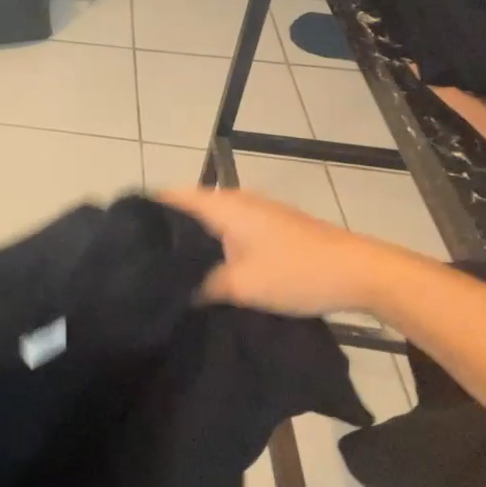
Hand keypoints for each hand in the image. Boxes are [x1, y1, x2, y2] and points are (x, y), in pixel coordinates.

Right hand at [159, 187, 411, 316]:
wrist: (363, 274)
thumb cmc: (296, 272)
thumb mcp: (240, 286)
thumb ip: (200, 286)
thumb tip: (170, 290)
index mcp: (222, 205)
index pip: (169, 196)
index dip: (144, 210)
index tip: (122, 234)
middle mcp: (235, 200)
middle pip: (187, 208)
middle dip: (165, 229)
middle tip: (141, 258)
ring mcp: (256, 212)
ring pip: (209, 220)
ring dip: (191, 239)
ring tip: (169, 268)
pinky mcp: (272, 227)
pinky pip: (228, 229)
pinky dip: (212, 243)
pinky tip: (208, 269)